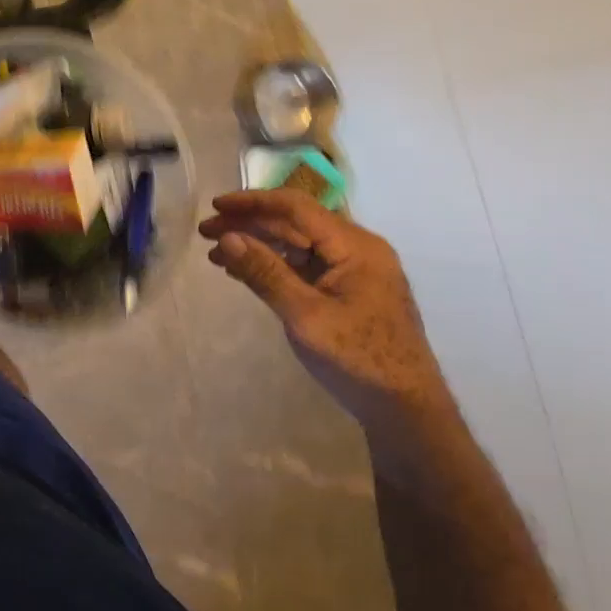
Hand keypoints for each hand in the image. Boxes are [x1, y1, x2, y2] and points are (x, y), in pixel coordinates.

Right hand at [198, 190, 449, 427]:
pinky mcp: (347, 291)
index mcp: (355, 247)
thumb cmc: (357, 358)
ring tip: (217, 254)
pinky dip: (272, 263)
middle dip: (248, 224)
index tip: (214, 206)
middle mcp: (357, 250)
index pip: (297, 207)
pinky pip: (303, 264)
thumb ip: (265, 272)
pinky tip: (243, 271)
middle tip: (206, 233)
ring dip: (256, 244)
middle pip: (294, 223)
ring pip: (296, 243)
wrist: (405, 409)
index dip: (253, 202)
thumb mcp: (304, 315)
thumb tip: (227, 237)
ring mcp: (353, 271)